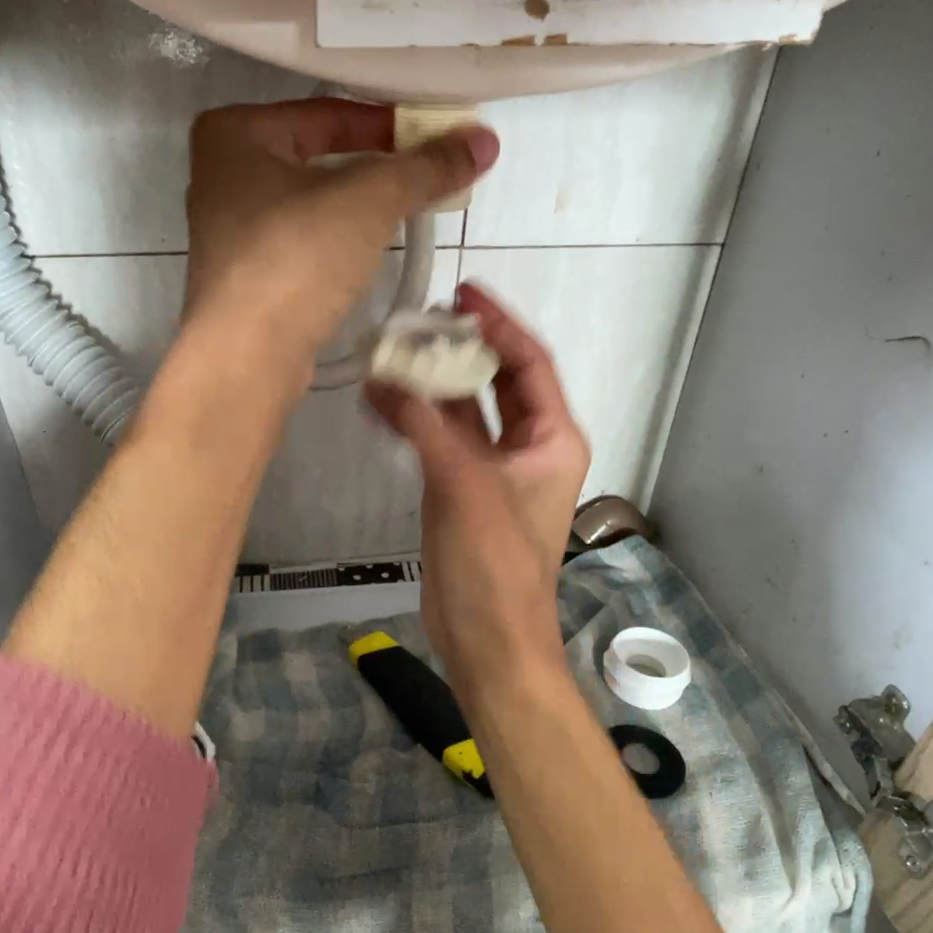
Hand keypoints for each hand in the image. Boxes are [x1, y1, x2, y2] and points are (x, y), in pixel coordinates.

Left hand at [181, 100, 497, 366]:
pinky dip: (336, 244)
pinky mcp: (244, 282)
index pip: (327, 114)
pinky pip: (302, 247)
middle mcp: (220, 178)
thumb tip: (484, 141)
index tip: (435, 137)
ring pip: (309, 206)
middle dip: (375, 168)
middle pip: (317, 159)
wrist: (246, 356)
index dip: (389, 124)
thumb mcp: (369, 201)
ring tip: (408, 213)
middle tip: (427, 176)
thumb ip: (425, 167)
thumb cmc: (296, 257)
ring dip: (358, 208)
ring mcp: (229, 234)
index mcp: (233, 134)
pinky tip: (368, 255)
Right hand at [365, 283, 590, 697]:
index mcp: (553, 440)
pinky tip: (382, 400)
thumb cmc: (494, 564)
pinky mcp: (461, 493)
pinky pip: (440, 442)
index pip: (529, 364)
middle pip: (497, 382)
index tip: (462, 291)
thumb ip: (423, 425)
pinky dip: (416, 420)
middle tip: (421, 316)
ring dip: (434, 384)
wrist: (488, 642)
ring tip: (396, 348)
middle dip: (463, 348)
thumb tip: (379, 375)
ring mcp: (492, 472)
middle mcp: (528, 449)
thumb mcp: (463, 485)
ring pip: (465, 412)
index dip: (498, 324)